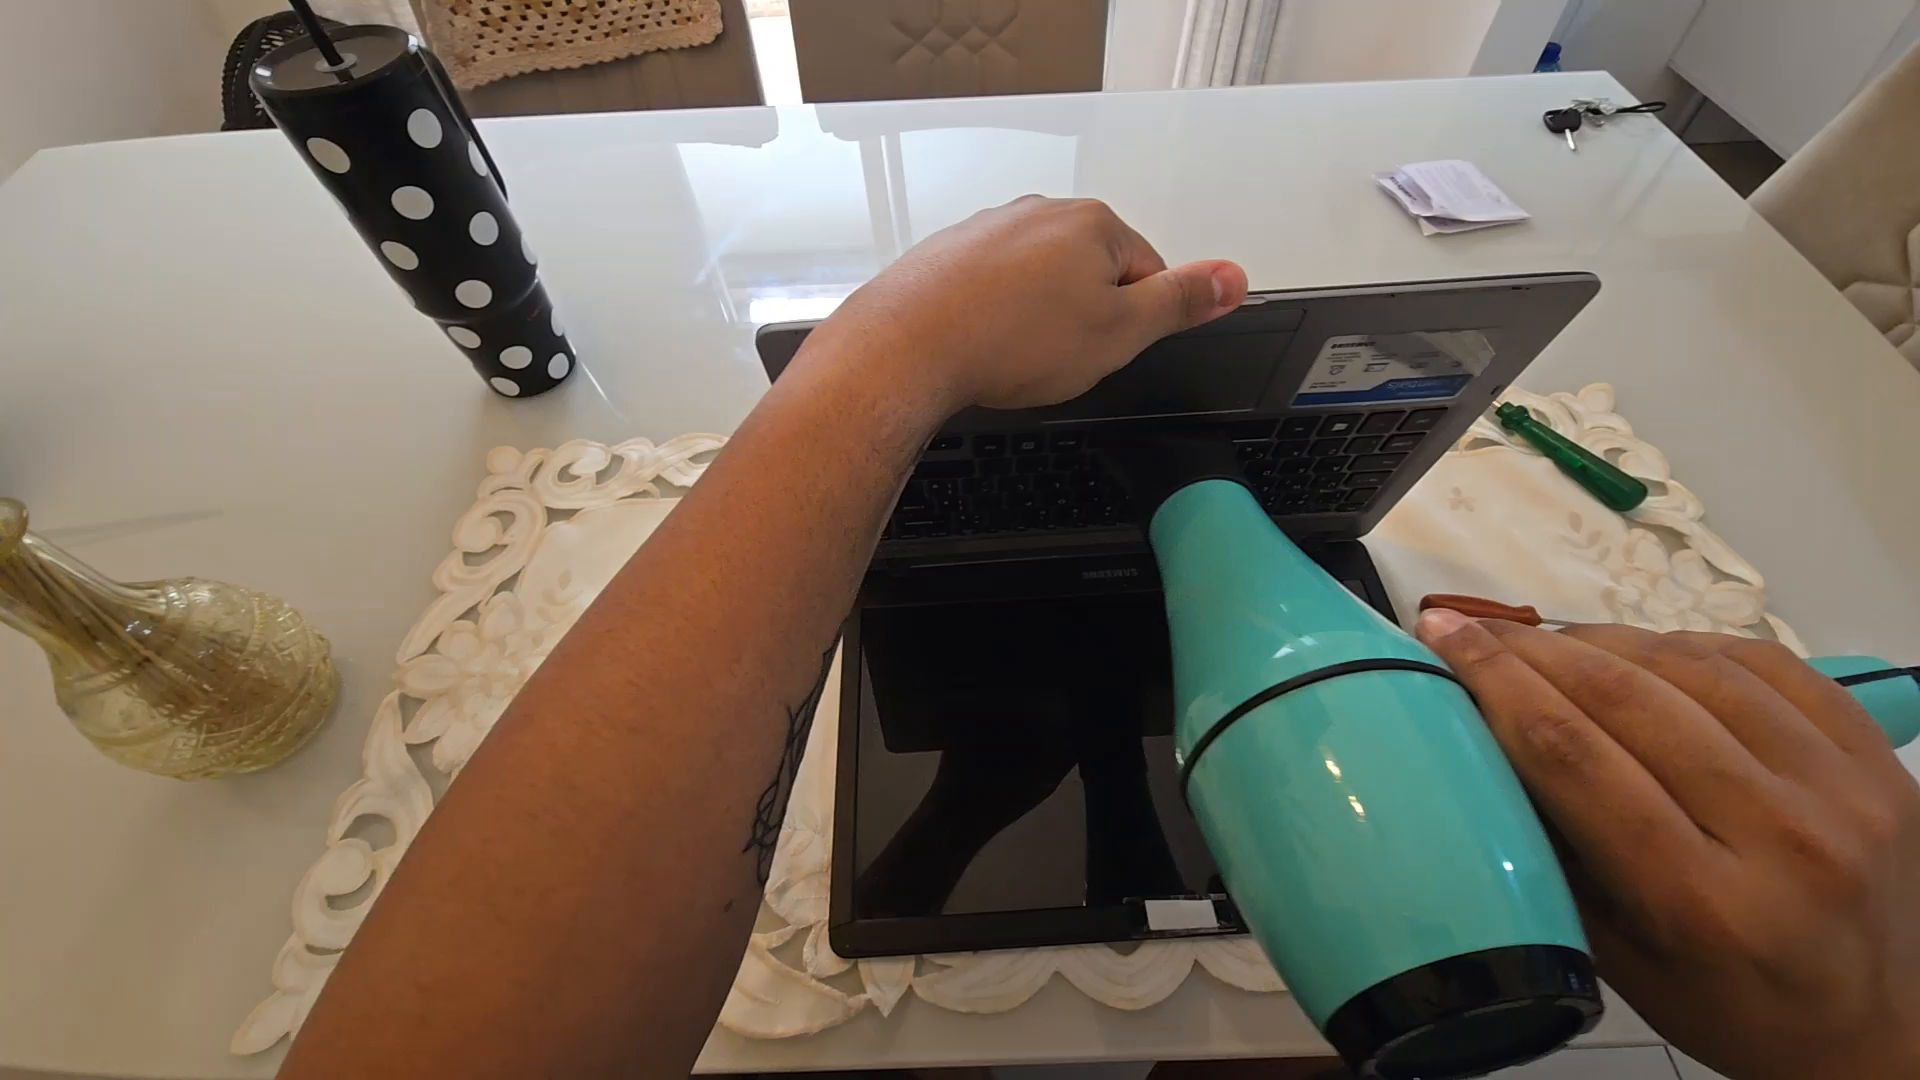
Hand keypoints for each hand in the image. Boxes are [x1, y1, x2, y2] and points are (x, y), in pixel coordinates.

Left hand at [809, 195, 1246, 410]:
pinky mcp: (950, 257)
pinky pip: (990, 292)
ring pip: (1035, 285)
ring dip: (1034, 321)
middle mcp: (1039, 214)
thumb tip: (1232, 279)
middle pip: (1087, 275)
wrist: (910, 348)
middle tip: (1059, 358)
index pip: (1145, 270)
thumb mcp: (1118, 332)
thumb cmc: (1009, 340)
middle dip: (1081, 319)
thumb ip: (1180, 303)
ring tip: (1014, 355)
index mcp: (1092, 225)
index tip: (1106, 348)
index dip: (1132, 322)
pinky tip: (982, 345)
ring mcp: (989, 232)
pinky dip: (992, 318)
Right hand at [1414, 613, 1919, 1079]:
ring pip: (1690, 666)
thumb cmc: (1711, 997)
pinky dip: (1680, 642)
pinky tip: (1635, 652)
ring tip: (1545, 643)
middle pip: (1625, 697)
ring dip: (1597, 639)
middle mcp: (1786, 838)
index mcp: (1699, 898)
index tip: (1440, 633)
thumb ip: (1544, 835)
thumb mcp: (1599, 939)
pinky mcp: (1882, 763)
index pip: (1570, 752)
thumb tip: (1479, 727)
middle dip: (1529, 648)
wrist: (1882, 1037)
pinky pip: (1764, 663)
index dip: (1493, 679)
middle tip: (1473, 628)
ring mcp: (1848, 793)